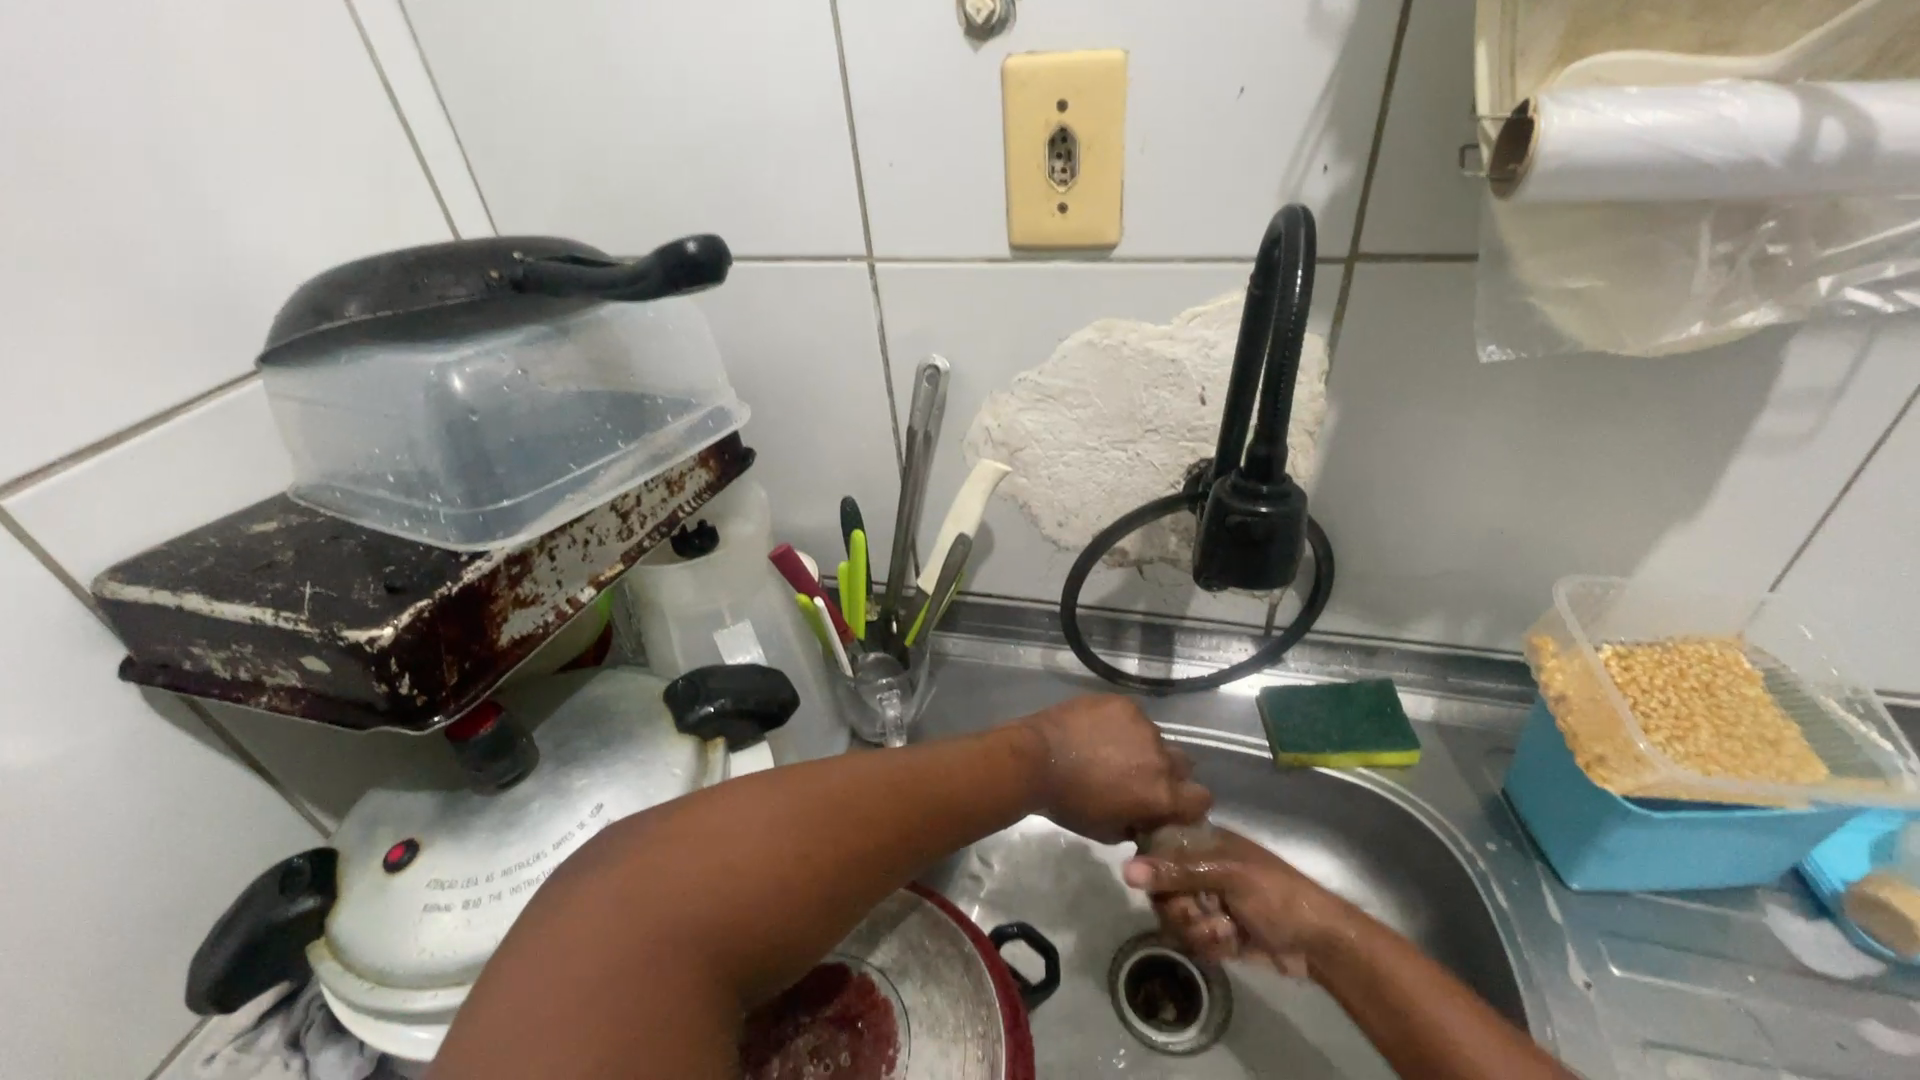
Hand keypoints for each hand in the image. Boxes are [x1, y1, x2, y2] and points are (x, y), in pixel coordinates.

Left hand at [1019, 694, 1211, 843]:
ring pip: (1156, 738)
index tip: (1170, 803)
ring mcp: (1143, 726)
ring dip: (1142, 746)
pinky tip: (1098, 730)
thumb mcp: (1107, 831)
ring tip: (1109, 749)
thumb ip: (1138, 825)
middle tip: (1138, 775)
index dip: (1188, 803)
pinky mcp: (1124, 704)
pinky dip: (1122, 725)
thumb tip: (1146, 820)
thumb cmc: (1069, 804)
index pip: (1201, 799)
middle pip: (1183, 765)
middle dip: (1168, 772)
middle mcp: (1161, 758)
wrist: (1035, 761)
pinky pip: (1134, 716)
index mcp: (1161, 794)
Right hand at [1122, 827, 1356, 971]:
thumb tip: (1125, 869)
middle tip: (1201, 912)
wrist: (1318, 944)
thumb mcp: (1227, 876)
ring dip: (1197, 931)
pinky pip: (1190, 941)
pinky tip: (1231, 945)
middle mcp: (1200, 870)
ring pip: (1172, 919)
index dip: (1154, 870)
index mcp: (1203, 844)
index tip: (1164, 885)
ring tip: (1225, 932)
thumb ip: (1177, 872)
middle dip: (1179, 909)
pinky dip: (1209, 946)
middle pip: (1160, 890)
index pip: (1156, 849)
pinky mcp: (1215, 933)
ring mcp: (1207, 903)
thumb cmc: (1277, 895)